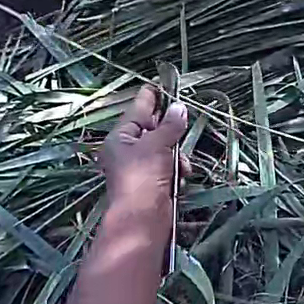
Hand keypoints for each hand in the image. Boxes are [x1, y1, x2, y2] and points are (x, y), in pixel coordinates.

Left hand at [99, 85, 188, 211]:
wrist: (142, 220)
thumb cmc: (142, 177)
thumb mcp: (157, 145)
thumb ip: (170, 125)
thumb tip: (180, 107)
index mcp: (120, 137)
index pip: (138, 109)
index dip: (152, 96)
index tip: (164, 83)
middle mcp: (128, 150)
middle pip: (154, 129)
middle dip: (170, 130)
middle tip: (183, 120)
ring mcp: (141, 167)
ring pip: (166, 149)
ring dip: (176, 154)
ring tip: (180, 165)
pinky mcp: (153, 183)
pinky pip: (169, 167)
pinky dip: (177, 170)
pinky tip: (180, 177)